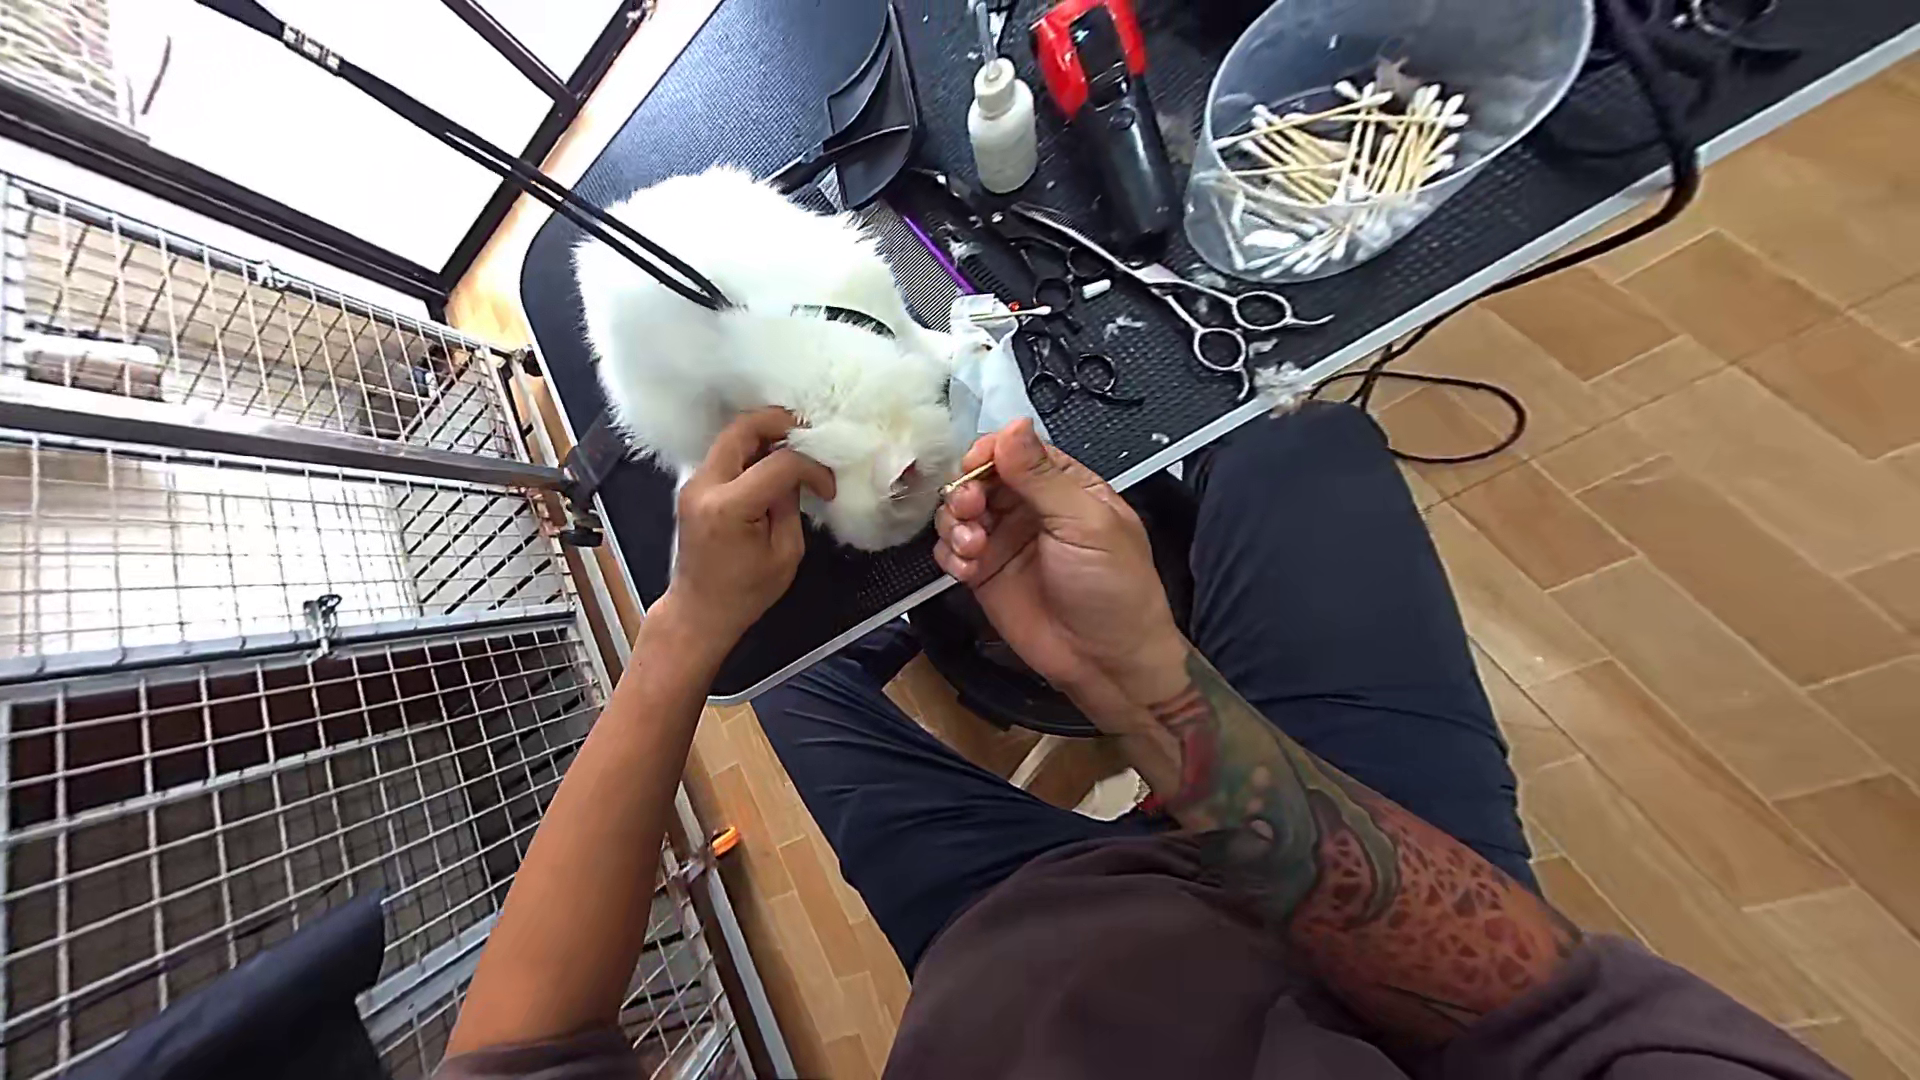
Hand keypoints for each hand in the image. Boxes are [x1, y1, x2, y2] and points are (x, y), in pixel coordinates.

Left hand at [657, 408, 834, 654]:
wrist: (700, 611)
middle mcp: (704, 486)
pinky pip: (727, 453)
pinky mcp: (695, 487)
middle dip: (782, 423)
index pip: (779, 463)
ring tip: (797, 449)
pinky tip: (775, 464)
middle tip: (811, 436)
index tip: (826, 487)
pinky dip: (754, 449)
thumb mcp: (786, 552)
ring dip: (767, 434)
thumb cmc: (746, 593)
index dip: (812, 468)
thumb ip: (792, 505)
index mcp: (729, 507)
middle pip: (743, 428)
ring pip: (732, 435)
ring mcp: (694, 483)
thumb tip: (798, 475)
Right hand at [933, 419, 1185, 722]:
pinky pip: (950, 550)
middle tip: (970, 509)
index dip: (989, 453)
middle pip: (978, 478)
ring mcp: (1003, 540)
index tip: (974, 467)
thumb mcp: (1084, 524)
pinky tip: (966, 568)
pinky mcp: (983, 574)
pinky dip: (949, 554)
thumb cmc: (1113, 587)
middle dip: (966, 489)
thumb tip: (1013, 426)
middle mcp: (1028, 507)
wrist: (1105, 661)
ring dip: (953, 522)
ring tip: (972, 545)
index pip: (1014, 451)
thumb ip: (1042, 476)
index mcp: (1062, 485)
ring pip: (958, 511)